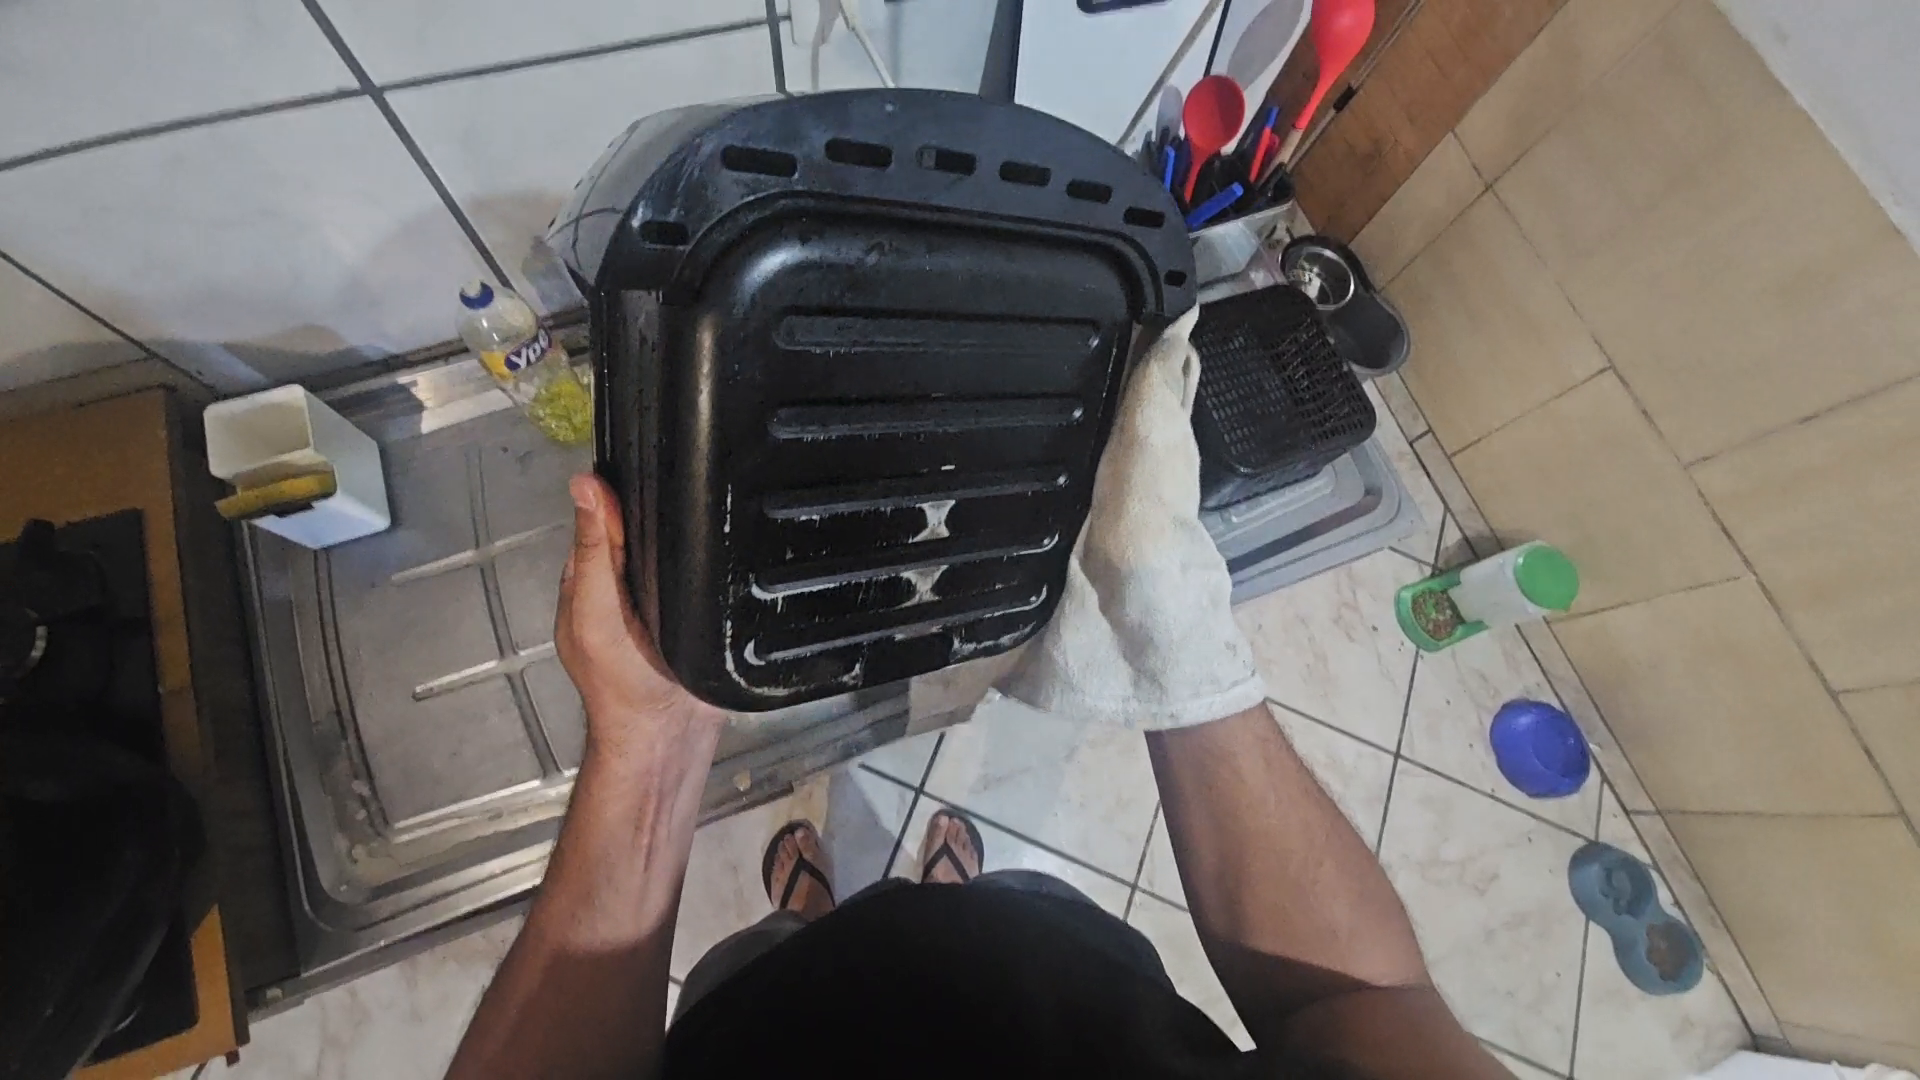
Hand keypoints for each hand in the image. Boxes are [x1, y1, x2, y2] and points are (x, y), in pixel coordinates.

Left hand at [556, 473, 724, 751]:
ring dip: (697, 524)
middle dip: (669, 499)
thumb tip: (584, 482)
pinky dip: (716, 554)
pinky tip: (737, 535)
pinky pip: (704, 572)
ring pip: (679, 547)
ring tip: (728, 486)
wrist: (670, 732)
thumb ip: (595, 552)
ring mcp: (664, 596)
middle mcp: (628, 580)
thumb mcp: (597, 611)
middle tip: (708, 463)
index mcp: (592, 576)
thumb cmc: (622, 678)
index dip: (626, 482)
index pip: (606, 515)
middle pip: (647, 527)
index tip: (662, 444)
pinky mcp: (697, 611)